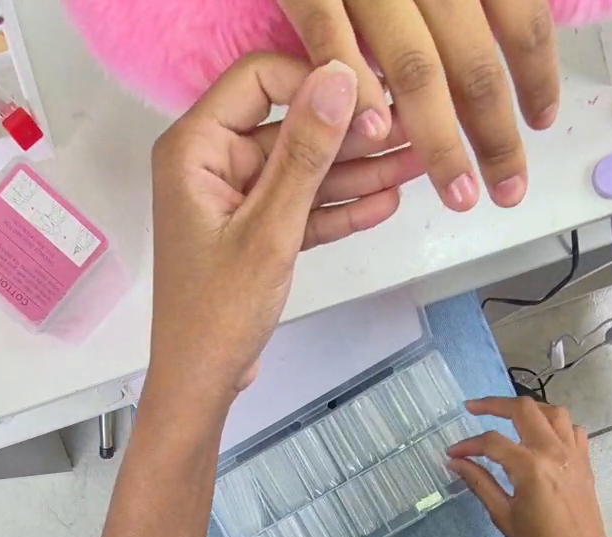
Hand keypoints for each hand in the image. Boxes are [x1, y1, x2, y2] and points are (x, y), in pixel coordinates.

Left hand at [150, 55, 423, 399]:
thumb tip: (336, 83)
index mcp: (196, 150)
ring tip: (415, 163)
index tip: (371, 101)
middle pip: (290, 128)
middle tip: (409, 131)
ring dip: (357, 173)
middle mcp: (212, 165)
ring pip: (304, 171)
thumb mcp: (269, 231)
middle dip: (351, 134)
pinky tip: (385, 200)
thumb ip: (304, 156)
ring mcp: (236, 200)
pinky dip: (338, 209)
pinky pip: (302, 208)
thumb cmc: (215, 316)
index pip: (262, 81)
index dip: (317, 84)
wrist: (202, 380)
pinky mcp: (255, 231)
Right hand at [276, 0, 558, 210]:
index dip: (538, 76)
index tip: (544, 123)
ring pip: (416, 67)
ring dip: (440, 141)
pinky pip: (333, 37)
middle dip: (497, 136)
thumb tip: (509, 26)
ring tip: (460, 195)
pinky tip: (377, 138)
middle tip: (509, 191)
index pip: (522, 17)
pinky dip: (355, 89)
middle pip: (475, 61)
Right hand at [447, 396, 611, 536]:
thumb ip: (479, 482)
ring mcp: (573, 453)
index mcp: (530, 466)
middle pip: (523, 409)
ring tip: (509, 416)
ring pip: (552, 411)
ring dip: (528, 408)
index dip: (468, 445)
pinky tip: (542, 435)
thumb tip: (456, 462)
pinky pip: (572, 428)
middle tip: (473, 408)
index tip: (452, 454)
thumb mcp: (503, 516)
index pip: (492, 442)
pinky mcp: (585, 461)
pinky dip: (555, 424)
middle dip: (494, 404)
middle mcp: (553, 451)